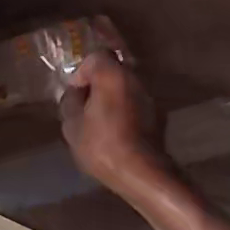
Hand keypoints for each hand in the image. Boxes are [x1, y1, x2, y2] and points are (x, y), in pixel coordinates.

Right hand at [59, 52, 172, 197]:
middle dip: (97, 88)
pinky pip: (136, 107)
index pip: (95, 57)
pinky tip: (118, 136)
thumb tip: (75, 94)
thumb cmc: (101, 145)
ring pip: (125, 90)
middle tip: (85, 111)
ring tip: (100, 126)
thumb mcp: (72, 126)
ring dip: (113, 102)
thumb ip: (70, 103)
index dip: (81, 74)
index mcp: (112, 75)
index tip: (75, 96)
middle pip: (112, 73)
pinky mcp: (159, 115)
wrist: (140, 171)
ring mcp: (150, 97)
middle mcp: (135, 78)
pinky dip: (126, 115)